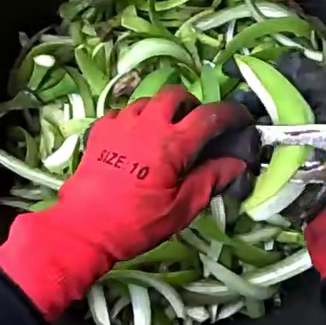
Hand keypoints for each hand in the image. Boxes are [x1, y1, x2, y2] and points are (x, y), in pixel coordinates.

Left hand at [0, 87, 253, 319]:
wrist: (83, 229)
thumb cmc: (136, 223)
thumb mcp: (181, 209)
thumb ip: (211, 180)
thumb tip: (236, 164)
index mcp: (171, 143)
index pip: (210, 116)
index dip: (231, 114)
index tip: (242, 119)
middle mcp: (146, 124)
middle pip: (176, 94)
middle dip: (192, 105)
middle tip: (197, 127)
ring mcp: (119, 124)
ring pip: (148, 100)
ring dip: (162, 110)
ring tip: (166, 132)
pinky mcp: (99, 131)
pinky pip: (123, 112)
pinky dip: (136, 119)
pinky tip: (136, 139)